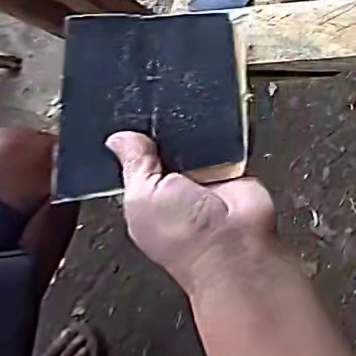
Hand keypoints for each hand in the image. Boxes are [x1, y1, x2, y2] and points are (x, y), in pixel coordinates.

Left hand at [107, 132, 279, 297]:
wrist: (234, 240)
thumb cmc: (182, 234)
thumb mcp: (142, 196)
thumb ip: (136, 164)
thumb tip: (119, 138)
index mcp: (145, 196)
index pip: (136, 161)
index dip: (133, 140)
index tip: (131, 116)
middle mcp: (176, 186)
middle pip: (168, 147)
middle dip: (166, 133)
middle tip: (162, 114)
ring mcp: (208, 175)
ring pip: (198, 142)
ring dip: (198, 133)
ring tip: (192, 117)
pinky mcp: (237, 166)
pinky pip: (229, 141)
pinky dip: (226, 132)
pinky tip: (218, 123)